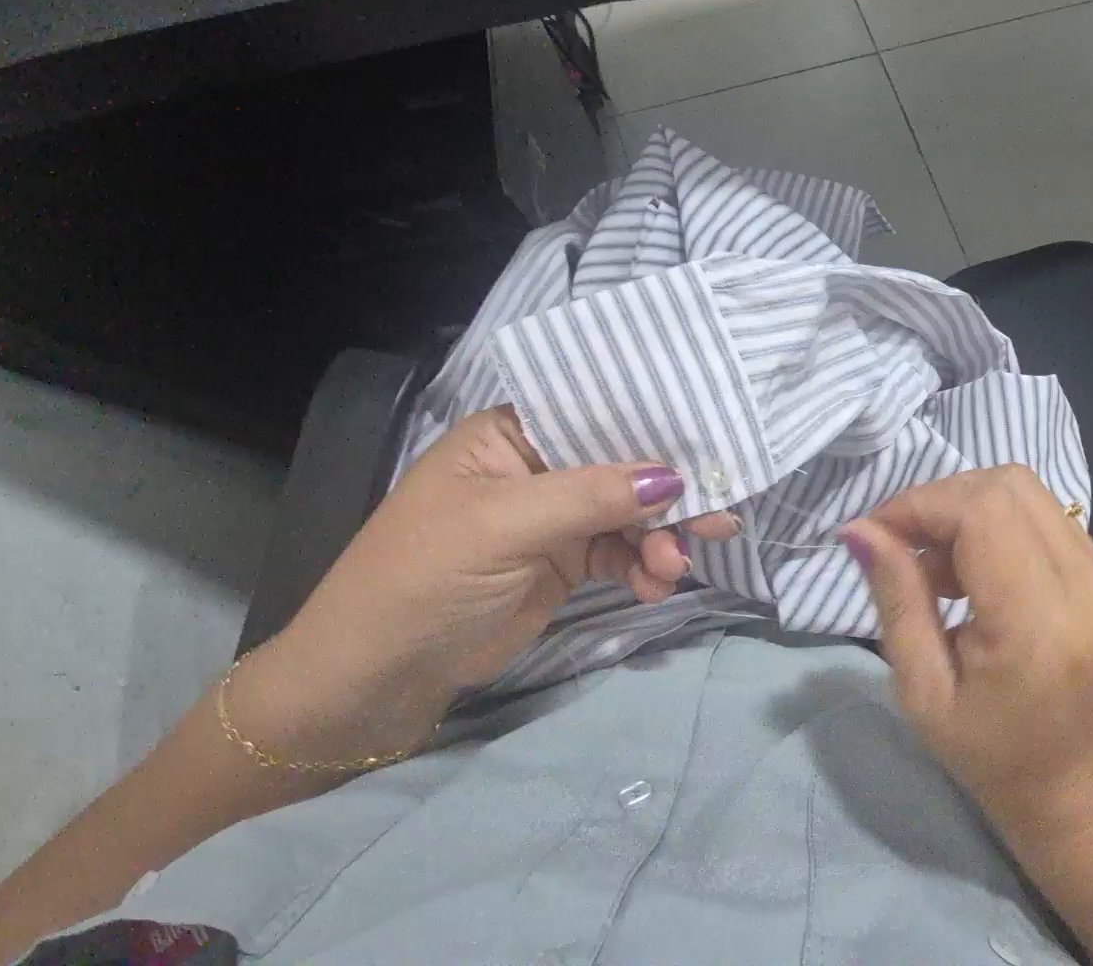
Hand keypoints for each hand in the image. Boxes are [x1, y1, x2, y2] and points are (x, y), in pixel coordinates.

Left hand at [235, 406, 736, 762]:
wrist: (375, 678)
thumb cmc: (423, 578)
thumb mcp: (503, 526)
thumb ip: (589, 496)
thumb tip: (672, 476)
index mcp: (510, 435)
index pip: (594, 414)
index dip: (651, 428)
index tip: (710, 444)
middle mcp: (536, 468)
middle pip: (621, 467)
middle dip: (669, 494)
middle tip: (717, 520)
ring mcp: (552, 518)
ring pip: (629, 514)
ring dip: (659, 539)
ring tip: (672, 571)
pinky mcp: (564, 564)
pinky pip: (621, 554)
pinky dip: (643, 568)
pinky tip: (655, 587)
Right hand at [840, 465, 1092, 833]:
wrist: (1067, 778)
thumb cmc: (984, 748)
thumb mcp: (921, 689)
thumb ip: (896, 600)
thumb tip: (859, 528)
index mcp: (1040, 626)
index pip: (982, 512)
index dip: (920, 505)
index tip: (876, 534)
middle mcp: (1088, 587)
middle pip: (1006, 485)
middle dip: (939, 502)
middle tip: (903, 550)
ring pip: (1024, 489)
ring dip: (965, 509)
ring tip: (938, 568)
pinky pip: (1042, 512)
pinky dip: (994, 522)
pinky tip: (973, 571)